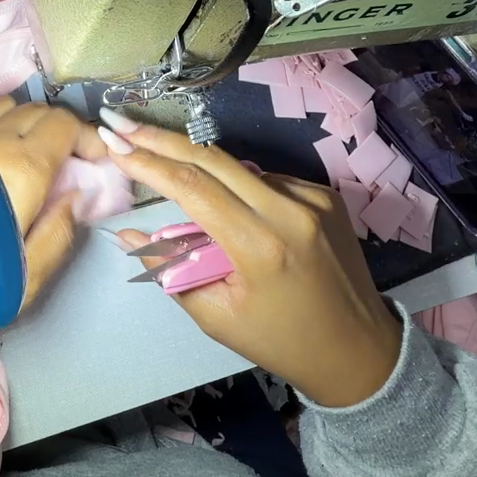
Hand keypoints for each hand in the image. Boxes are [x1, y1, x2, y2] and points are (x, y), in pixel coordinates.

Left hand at [0, 97, 104, 355]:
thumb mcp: (20, 286)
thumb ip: (58, 236)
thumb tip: (77, 195)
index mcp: (20, 171)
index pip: (64, 126)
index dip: (86, 137)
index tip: (94, 156)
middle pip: (37, 112)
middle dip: (58, 131)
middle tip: (63, 162)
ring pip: (3, 105)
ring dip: (23, 122)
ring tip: (24, 153)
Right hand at [102, 114, 402, 407]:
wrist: (362, 353)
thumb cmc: (282, 342)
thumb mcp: (217, 317)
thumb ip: (168, 271)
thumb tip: (126, 232)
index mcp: (259, 245)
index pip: (191, 186)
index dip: (148, 162)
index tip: (114, 145)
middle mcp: (288, 209)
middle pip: (210, 158)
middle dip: (160, 138)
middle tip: (122, 123)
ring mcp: (311, 196)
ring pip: (236, 166)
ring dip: (198, 165)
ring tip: (164, 166)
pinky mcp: (324, 194)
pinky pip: (264, 179)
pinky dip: (237, 186)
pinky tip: (232, 208)